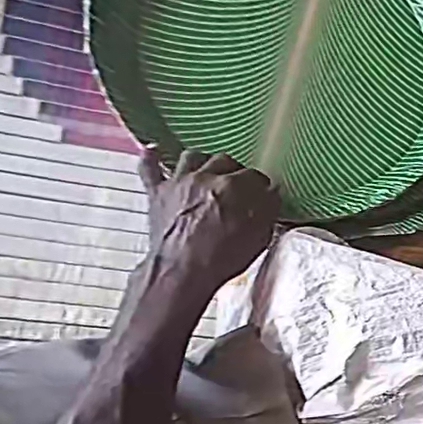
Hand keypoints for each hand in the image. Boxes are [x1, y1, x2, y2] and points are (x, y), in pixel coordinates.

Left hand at [141, 149, 281, 290]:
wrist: (183, 271)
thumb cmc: (221, 258)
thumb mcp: (258, 238)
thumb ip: (267, 211)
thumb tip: (271, 195)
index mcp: (234, 187)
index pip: (255, 176)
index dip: (261, 186)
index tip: (263, 194)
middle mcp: (206, 177)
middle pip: (225, 160)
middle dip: (235, 171)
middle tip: (239, 185)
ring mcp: (179, 183)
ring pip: (193, 157)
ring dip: (203, 161)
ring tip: (209, 172)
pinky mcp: (157, 193)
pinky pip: (150, 168)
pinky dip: (153, 159)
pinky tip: (154, 152)